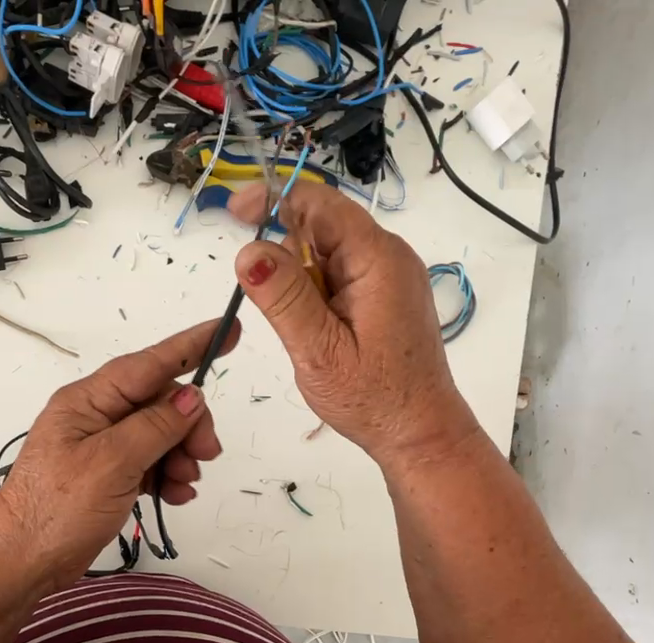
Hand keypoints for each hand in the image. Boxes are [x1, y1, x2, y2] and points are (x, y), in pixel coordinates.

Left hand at [0, 320, 234, 586]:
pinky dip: (168, 477)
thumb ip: (155, 427)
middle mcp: (97, 417)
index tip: (230, 329)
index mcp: (89, 400)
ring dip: (181, 456)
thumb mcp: (112, 463)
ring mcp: (103, 448)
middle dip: (189, 425)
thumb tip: (192, 398)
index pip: (149, 364)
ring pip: (160, 435)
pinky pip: (150, 463)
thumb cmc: (57, 508)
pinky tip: (176, 496)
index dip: (191, 346)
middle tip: (207, 455)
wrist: (23, 559)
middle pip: (160, 403)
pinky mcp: (108, 476)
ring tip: (185, 484)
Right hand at [228, 182, 479, 468]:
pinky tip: (315, 330)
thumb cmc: (373, 398)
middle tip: (269, 304)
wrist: (419, 432)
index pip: (320, 205)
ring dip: (299, 281)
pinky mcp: (384, 295)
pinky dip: (315, 294)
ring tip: (302, 332)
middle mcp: (388, 256)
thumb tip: (248, 252)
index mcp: (376, 259)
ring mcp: (389, 275)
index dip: (274, 199)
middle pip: (322, 227)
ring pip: (327, 254)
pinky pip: (339, 276)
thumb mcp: (320, 352)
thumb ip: (284, 300)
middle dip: (285, 254)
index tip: (234, 210)